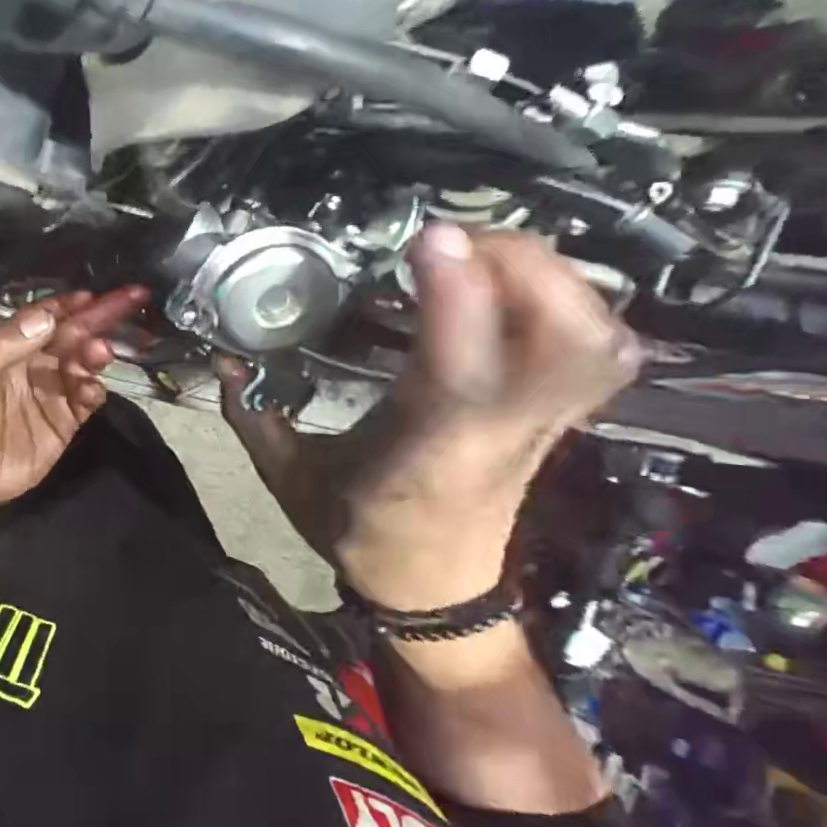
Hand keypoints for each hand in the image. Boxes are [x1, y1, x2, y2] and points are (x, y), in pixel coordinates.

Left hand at [0, 287, 150, 509]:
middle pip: (73, 333)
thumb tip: (47, 319)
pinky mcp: (66, 420)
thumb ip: (2, 346)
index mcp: (11, 347)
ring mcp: (53, 392)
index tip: (93, 295)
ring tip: (103, 351)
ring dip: (97, 353)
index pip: (45, 317)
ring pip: (84, 363)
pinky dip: (95, 390)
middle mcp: (36, 364)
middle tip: (132, 298)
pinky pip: (88, 398)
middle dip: (101, 316)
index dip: (69, 305)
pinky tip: (93, 389)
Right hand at [223, 225, 638, 608]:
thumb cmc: (361, 535)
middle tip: (454, 236)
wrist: (436, 590)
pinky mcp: (556, 413)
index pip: (461, 373)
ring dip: (551, 275)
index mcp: (426, 452)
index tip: (428, 237)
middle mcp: (501, 433)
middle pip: (565, 343)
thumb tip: (225, 355)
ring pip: (598, 340)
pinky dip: (575, 298)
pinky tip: (519, 280)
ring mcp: (542, 423)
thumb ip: (252, 414)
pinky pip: (601, 349)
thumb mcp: (289, 478)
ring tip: (484, 249)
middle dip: (522, 265)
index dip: (457, 297)